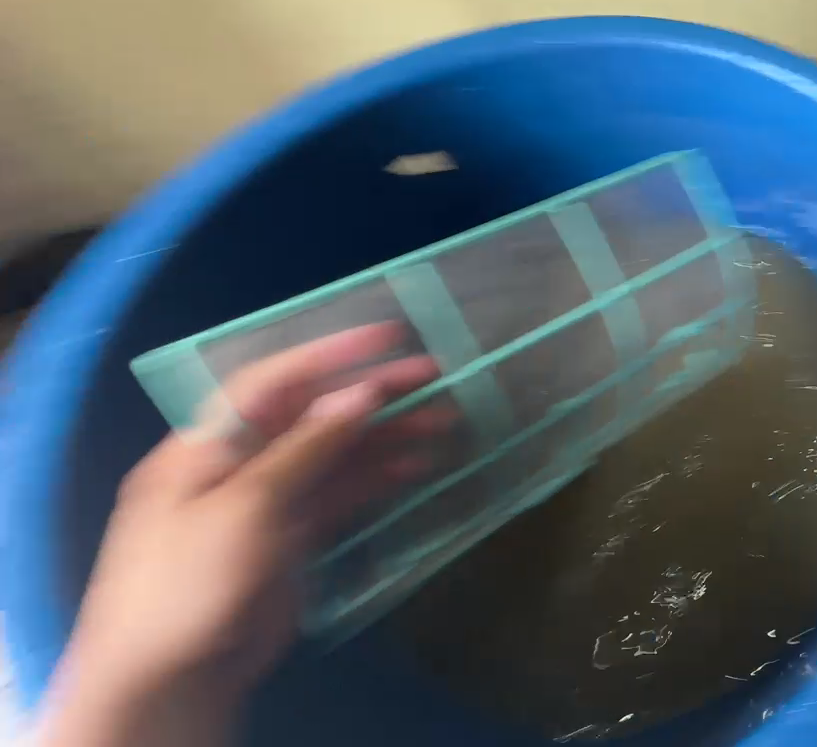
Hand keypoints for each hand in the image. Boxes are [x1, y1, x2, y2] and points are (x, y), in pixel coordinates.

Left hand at [40, 324, 445, 745]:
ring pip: (341, 449)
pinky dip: (383, 473)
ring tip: (446, 421)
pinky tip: (421, 465)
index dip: (331, 353)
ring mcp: (269, 498)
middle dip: (377, 392)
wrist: (171, 679)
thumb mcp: (247, 506)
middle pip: (316, 412)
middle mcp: (239, 464)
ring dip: (391, 432)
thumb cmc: (192, 582)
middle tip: (438, 376)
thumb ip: (307, 446)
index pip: (273, 381)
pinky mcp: (294, 530)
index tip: (391, 336)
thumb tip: (361, 392)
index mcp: (207, 448)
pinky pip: (346, 488)